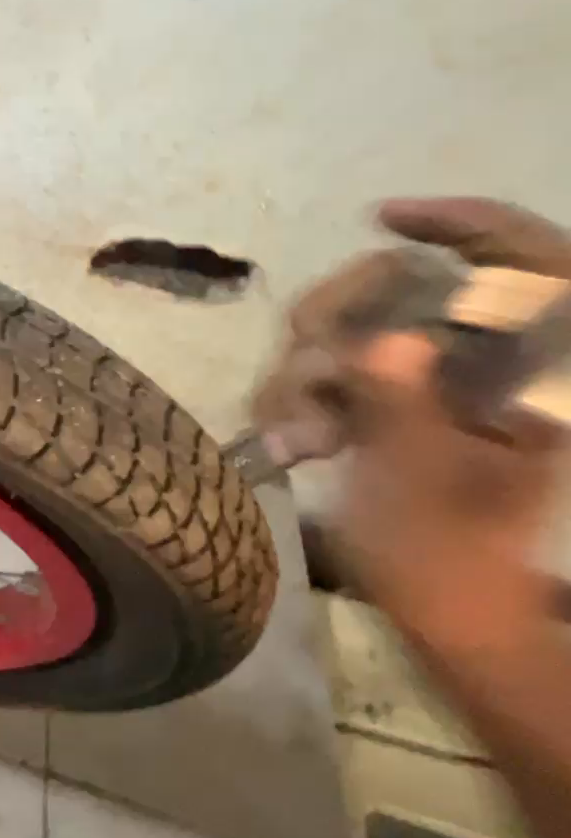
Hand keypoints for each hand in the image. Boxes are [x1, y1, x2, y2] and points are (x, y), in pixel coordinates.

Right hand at [251, 199, 570, 647]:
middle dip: (339, 321)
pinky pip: (343, 366)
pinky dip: (307, 394)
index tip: (383, 219)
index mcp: (544, 381)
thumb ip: (405, 409)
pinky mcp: (411, 403)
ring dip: (307, 373)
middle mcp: (500, 367)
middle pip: (414, 288)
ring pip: (360, 330)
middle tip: (305, 368)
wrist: (455, 618)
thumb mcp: (424, 486)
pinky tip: (294, 437)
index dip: (467, 224)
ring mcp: (449, 385)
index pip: (538, 262)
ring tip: (292, 435)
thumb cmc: (452, 562)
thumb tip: (381, 345)